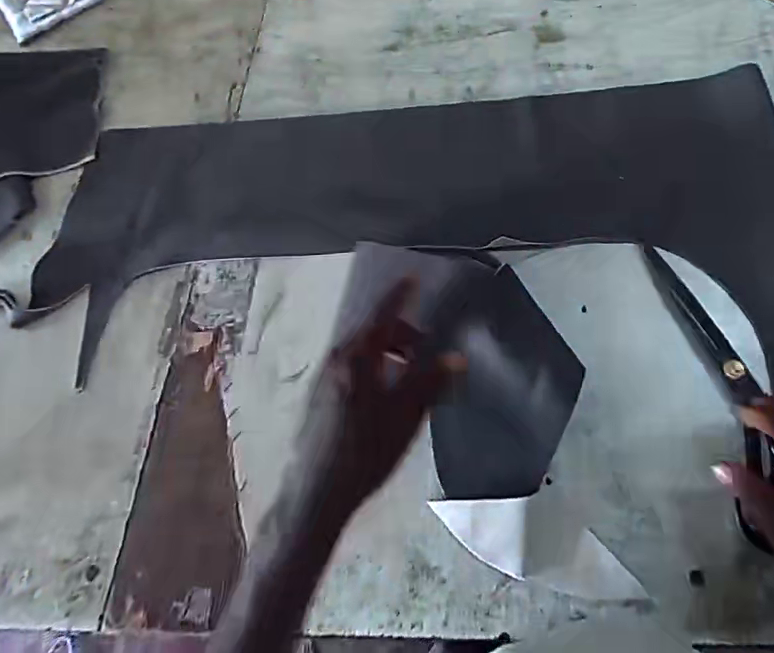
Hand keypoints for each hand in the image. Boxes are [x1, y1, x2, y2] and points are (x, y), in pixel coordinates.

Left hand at [293, 277, 463, 511]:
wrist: (316, 494)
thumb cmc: (365, 452)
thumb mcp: (406, 417)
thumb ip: (430, 382)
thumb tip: (456, 358)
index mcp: (358, 357)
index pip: (383, 316)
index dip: (399, 297)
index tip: (412, 278)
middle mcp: (337, 359)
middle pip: (372, 331)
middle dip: (400, 333)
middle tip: (423, 348)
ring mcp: (325, 376)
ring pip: (361, 348)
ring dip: (386, 350)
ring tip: (407, 374)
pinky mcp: (319, 393)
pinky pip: (350, 363)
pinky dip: (372, 364)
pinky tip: (384, 393)